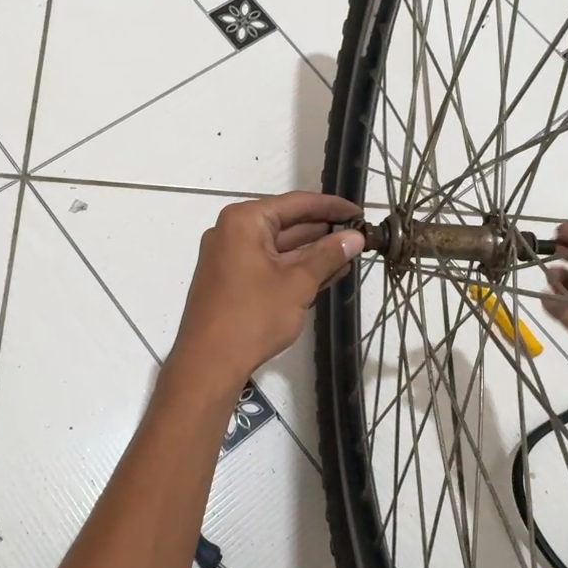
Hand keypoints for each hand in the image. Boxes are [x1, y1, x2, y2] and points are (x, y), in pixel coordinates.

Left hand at [169, 192, 365, 387]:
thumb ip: (328, 255)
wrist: (208, 363)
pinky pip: (268, 265)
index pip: (296, 203)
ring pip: (278, 248)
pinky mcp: (230, 281)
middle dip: (323, 232)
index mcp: (244, 220)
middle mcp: (232, 231)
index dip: (331, 207)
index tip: (359, 212)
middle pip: (286, 223)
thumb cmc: (254, 316)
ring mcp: (228, 257)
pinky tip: (325, 274)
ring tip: (350, 255)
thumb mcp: (298, 283)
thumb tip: (356, 237)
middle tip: (359, 236)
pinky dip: (294, 269)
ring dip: (312, 253)